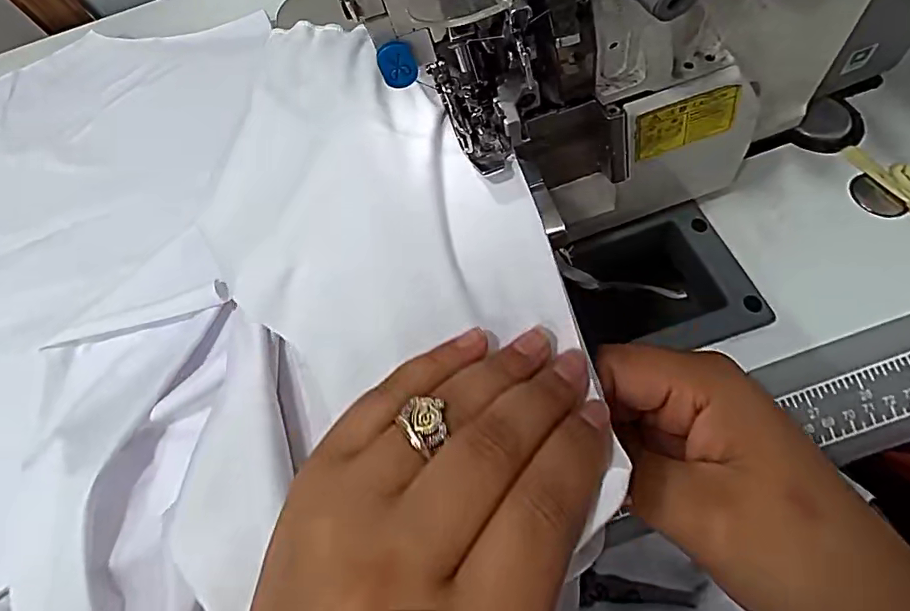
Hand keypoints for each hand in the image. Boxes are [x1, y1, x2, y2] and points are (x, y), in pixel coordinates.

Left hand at [252, 328, 611, 610]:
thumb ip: (534, 564)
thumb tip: (567, 463)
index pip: (540, 509)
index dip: (576, 451)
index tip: (596, 416)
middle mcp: (403, 558)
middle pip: (493, 449)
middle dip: (543, 399)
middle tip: (572, 369)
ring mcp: (350, 508)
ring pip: (441, 412)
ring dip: (495, 370)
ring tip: (531, 346)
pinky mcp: (314, 476)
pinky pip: (381, 399)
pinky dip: (431, 365)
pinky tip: (468, 345)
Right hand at [596, 344, 909, 610]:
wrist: (871, 604)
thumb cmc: (814, 556)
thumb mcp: (702, 512)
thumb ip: (628, 468)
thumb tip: (575, 444)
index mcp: (704, 380)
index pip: (609, 363)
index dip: (577, 397)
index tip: (552, 434)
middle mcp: (702, 387)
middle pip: (614, 387)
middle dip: (590, 428)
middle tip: (571, 469)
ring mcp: (703, 418)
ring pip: (626, 417)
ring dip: (608, 451)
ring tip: (595, 486)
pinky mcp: (704, 448)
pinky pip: (646, 443)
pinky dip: (628, 468)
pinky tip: (618, 493)